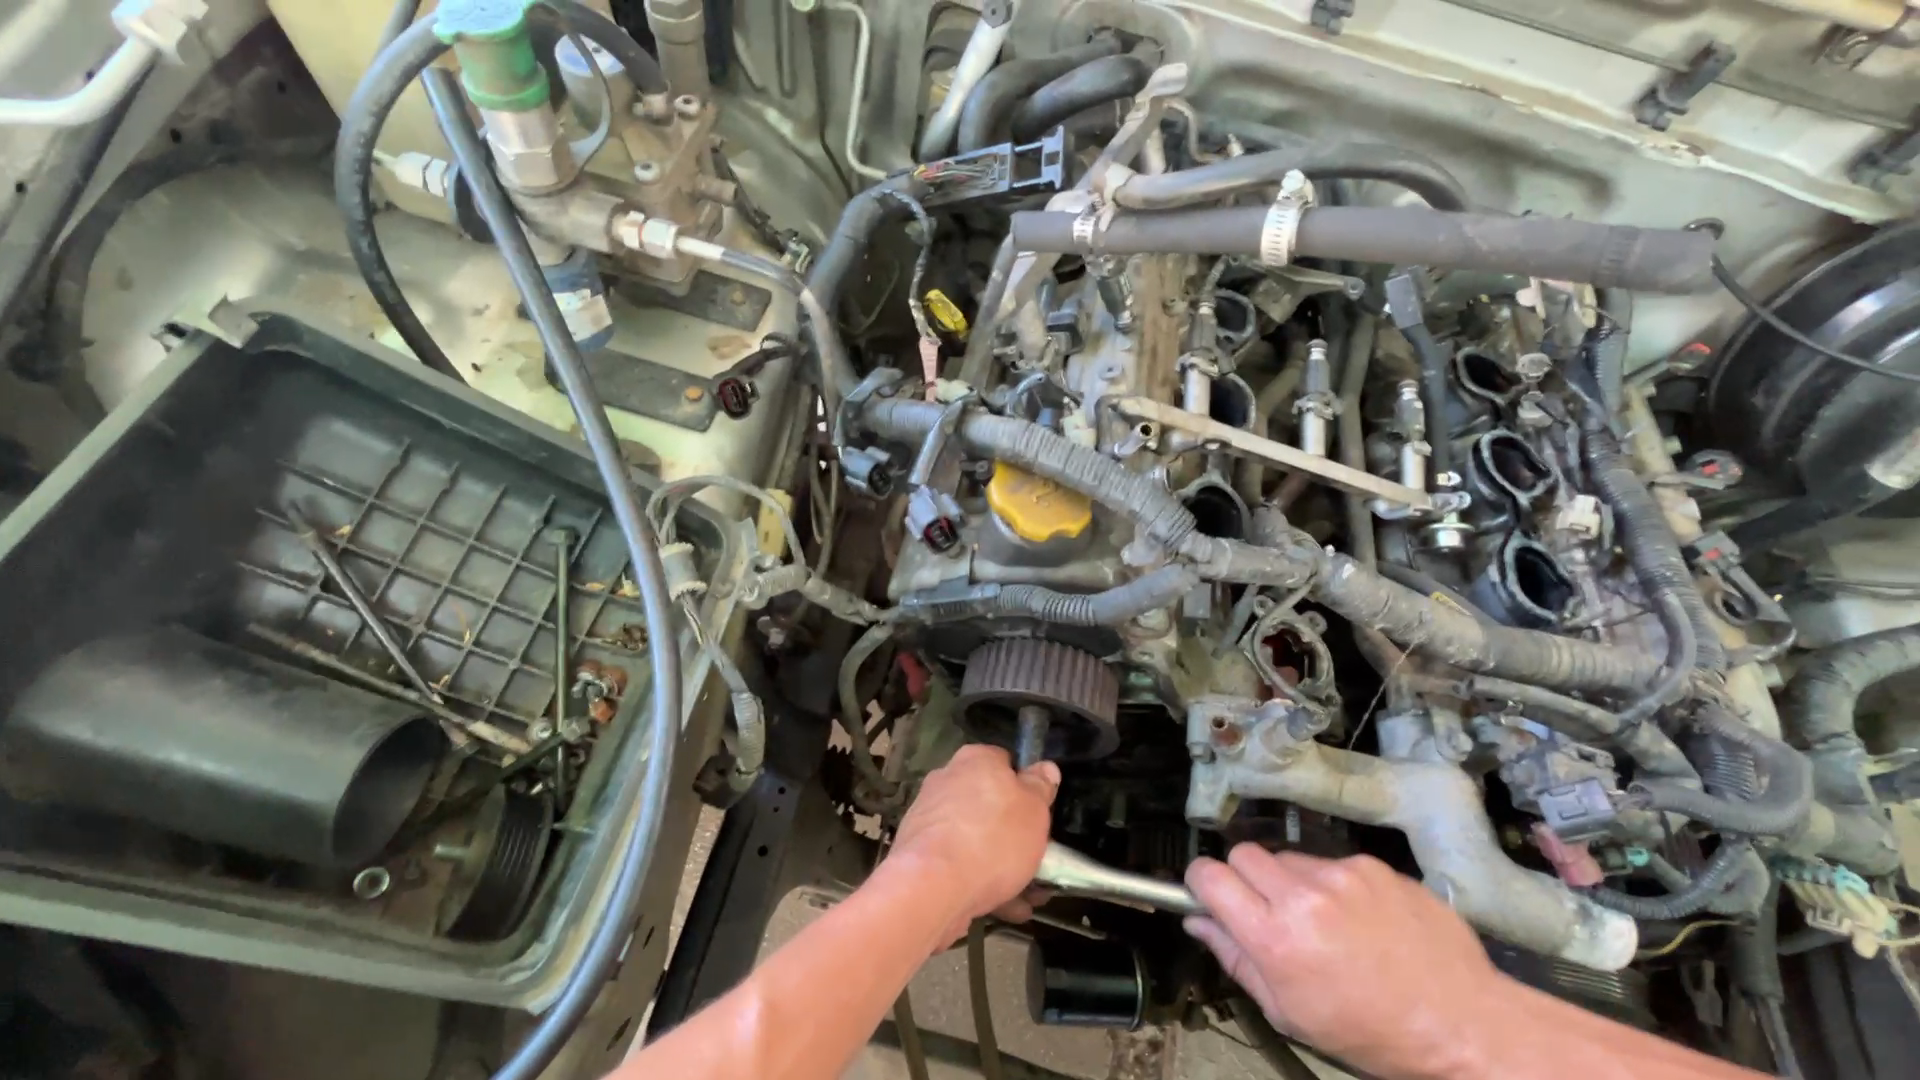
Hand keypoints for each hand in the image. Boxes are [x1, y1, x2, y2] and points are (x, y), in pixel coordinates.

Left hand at [889, 744, 1058, 939]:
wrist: (933, 888)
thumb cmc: (993, 838)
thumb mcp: (1034, 809)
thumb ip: (1041, 787)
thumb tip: (1045, 768)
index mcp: (975, 760)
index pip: (1005, 763)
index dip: (1026, 788)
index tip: (1040, 814)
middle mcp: (947, 781)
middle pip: (990, 805)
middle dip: (1015, 835)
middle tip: (1040, 861)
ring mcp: (930, 819)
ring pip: (977, 839)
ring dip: (1003, 866)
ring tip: (1030, 898)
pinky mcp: (920, 855)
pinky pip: (960, 864)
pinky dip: (982, 882)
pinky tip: (1007, 908)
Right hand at [1184, 845, 1507, 1079]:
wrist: (1461, 1023)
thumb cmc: (1370, 1032)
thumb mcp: (1288, 1012)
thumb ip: (1235, 958)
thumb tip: (1198, 920)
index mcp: (1275, 938)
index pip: (1209, 875)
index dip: (1201, 883)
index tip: (1210, 895)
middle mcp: (1303, 895)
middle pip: (1242, 854)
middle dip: (1244, 878)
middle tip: (1267, 912)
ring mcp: (1341, 875)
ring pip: (1287, 856)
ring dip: (1289, 881)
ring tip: (1321, 920)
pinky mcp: (1372, 866)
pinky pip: (1330, 861)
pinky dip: (1332, 884)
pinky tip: (1357, 917)